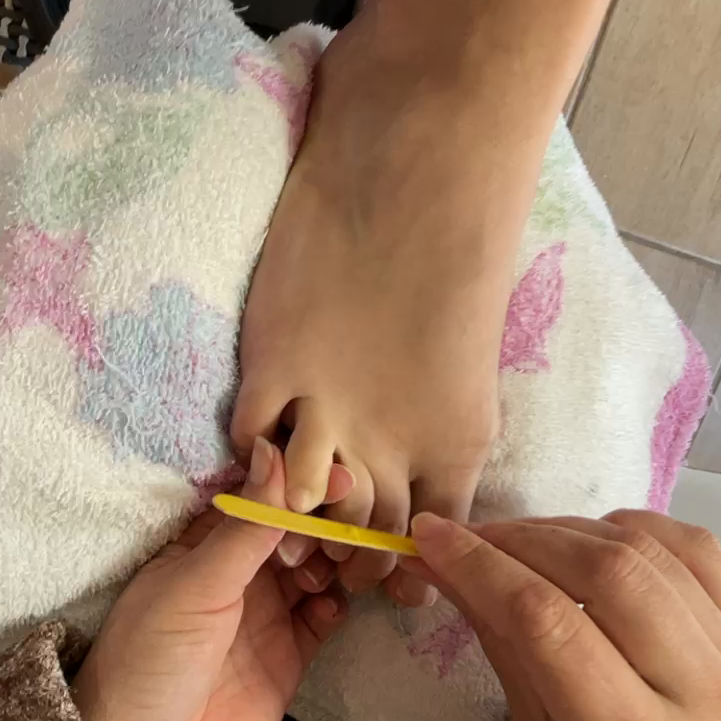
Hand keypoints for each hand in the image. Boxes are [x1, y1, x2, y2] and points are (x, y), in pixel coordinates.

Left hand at [74, 439, 349, 720]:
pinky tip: (340, 602)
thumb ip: (244, 525)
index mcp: (208, 543)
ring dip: (338, 558)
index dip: (298, 482)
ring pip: (318, 566)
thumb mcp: (196, 584)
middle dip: (324, 521)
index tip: (338, 475)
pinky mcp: (291, 654)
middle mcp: (242, 570)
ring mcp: (268, 612)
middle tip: (342, 530)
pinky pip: (327, 615)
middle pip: (297, 528)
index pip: (262, 496)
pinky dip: (340, 602)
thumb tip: (272, 449)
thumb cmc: (153, 659)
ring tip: (346, 564)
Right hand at [233, 41, 530, 604]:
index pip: (433, 532)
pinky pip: (249, 442)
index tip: (391, 571)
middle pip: (364, 531)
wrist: (428, 149)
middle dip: (349, 554)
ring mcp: (327, 405)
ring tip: (283, 521)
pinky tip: (251, 451)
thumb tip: (407, 431)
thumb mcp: (473, 341)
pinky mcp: (272, 364)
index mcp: (459, 433)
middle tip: (330, 552)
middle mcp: (394, 438)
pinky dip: (248, 458)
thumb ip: (441, 404)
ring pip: (302, 504)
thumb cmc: (471, 228)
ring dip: (292, 519)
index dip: (409, 560)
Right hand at [407, 509, 720, 720]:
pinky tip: (593, 540)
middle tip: (473, 536)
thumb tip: (435, 554)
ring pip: (647, 550)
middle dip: (522, 539)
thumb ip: (491, 628)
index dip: (481, 566)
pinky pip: (695, 546)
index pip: (547, 622)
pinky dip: (631, 527)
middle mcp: (709, 701)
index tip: (431, 536)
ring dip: (567, 528)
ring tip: (522, 539)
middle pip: (606, 574)